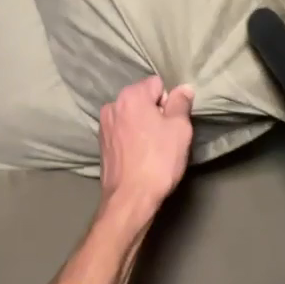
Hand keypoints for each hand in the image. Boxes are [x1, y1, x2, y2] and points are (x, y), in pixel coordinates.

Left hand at [97, 76, 194, 222]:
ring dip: (142, 125)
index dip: (169, 102)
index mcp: (131, 95)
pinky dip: (131, 137)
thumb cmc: (159, 161)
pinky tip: (138, 156)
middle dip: (155, 112)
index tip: (172, 124)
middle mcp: (113, 104)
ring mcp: (104, 123)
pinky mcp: (101, 142)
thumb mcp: (180, 129)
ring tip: (151, 149)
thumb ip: (181, 103)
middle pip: (143, 98)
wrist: (130, 199)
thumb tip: (183, 88)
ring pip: (132, 114)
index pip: (157, 84)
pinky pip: (122, 130)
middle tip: (165, 138)